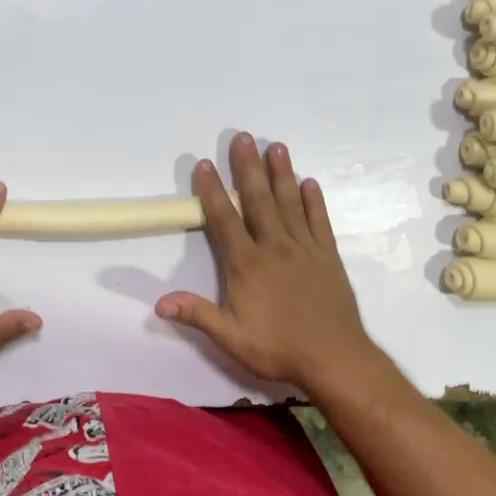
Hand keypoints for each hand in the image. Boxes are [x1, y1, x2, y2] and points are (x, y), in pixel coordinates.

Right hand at [156, 133, 376, 392]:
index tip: (203, 164)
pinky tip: (309, 183)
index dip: (212, 191)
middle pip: (258, 200)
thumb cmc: (279, 349)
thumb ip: (197, 315)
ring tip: (276, 145)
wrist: (336, 359)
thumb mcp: (231, 338)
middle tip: (242, 136)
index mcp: (247, 264)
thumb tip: (160, 303)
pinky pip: (318, 222)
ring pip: (289, 203)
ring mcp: (304, 249)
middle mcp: (275, 247)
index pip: (225, 219)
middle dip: (248, 167)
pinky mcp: (328, 257)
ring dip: (281, 173)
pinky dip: (313, 201)